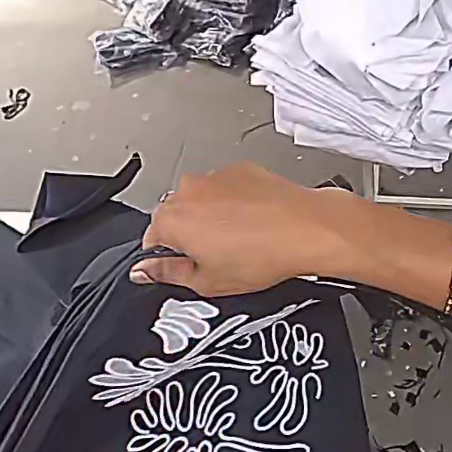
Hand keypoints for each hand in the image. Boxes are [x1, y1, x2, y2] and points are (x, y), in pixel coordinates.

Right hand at [131, 164, 370, 295]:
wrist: (305, 228)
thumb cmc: (262, 254)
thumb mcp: (207, 281)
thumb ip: (168, 273)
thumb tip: (145, 271)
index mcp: (171, 219)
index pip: (151, 241)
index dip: (168, 259)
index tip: (186, 268)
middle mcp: (188, 190)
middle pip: (176, 217)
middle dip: (191, 237)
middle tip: (218, 259)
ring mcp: (215, 177)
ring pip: (203, 202)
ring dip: (214, 219)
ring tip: (242, 241)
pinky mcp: (241, 170)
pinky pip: (228, 189)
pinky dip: (236, 204)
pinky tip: (255, 224)